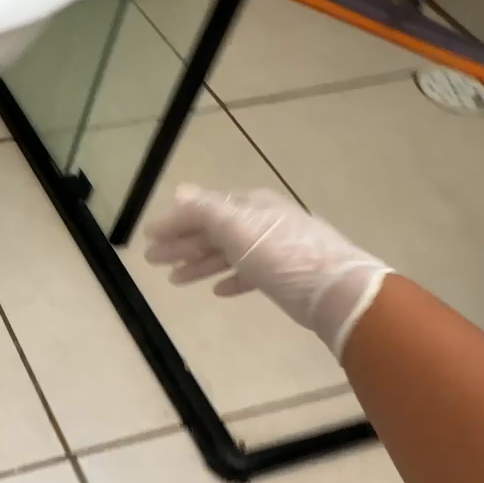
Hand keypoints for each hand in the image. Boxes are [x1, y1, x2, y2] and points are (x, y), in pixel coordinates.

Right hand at [143, 185, 392, 356]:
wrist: (336, 291)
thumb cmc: (282, 255)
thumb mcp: (238, 227)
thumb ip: (205, 210)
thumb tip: (178, 191)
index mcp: (250, 207)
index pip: (203, 209)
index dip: (174, 222)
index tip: (147, 237)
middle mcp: (261, 223)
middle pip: (212, 230)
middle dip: (180, 244)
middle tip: (152, 260)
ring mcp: (274, 249)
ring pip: (226, 253)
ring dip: (198, 263)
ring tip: (174, 280)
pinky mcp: (283, 275)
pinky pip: (248, 274)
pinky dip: (229, 278)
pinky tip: (217, 290)